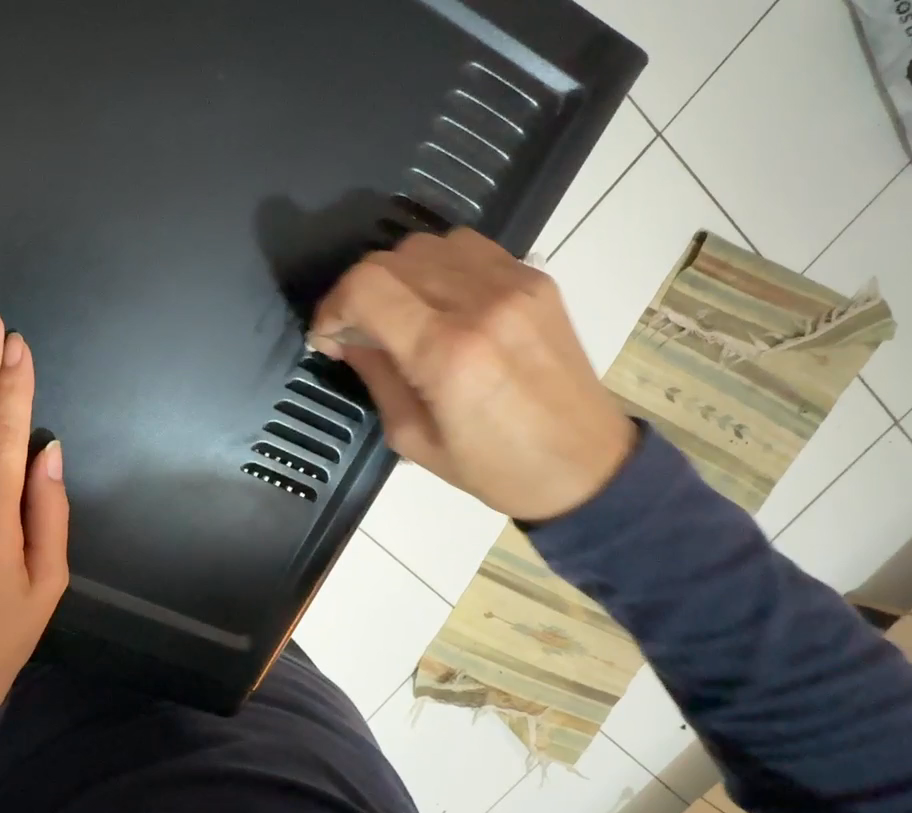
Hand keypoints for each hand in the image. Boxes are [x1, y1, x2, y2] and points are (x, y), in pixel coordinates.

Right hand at [306, 229, 636, 522]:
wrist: (584, 464)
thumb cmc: (492, 467)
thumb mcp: (411, 436)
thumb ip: (376, 375)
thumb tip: (346, 338)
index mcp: (447, 353)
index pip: (367, 288)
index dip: (332, 307)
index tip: (327, 338)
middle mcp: (480, 305)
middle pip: (390, 261)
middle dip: (355, 294)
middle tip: (355, 332)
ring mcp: (514, 284)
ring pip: (425, 246)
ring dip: (393, 277)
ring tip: (394, 315)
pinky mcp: (535, 279)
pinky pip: (466, 248)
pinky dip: (434, 267)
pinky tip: (434, 302)